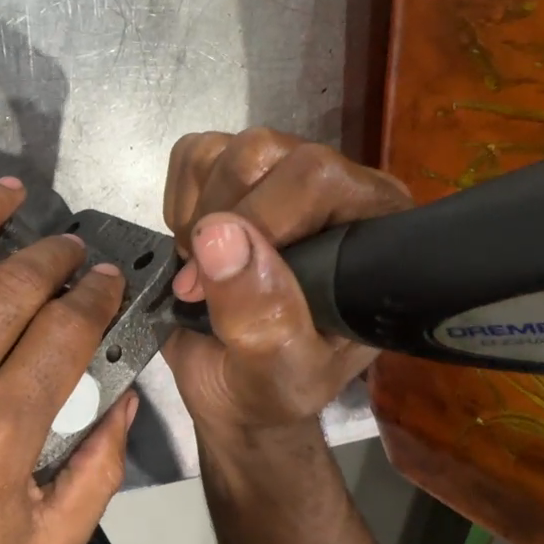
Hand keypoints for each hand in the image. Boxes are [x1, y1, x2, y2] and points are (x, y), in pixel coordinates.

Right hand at [162, 130, 410, 434]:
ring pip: (220, 151)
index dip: (260, 219)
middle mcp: (331, 189)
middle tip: (204, 284)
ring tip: (202, 271)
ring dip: (194, 216)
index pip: (316, 178)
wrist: (228, 392)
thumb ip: (260, 317)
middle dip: (218, 221)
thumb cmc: (267, 388)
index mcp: (368, 228)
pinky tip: (190, 246)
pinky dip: (175, 204)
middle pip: (260, 153)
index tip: (222, 279)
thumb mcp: (276, 373)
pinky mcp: (225, 176)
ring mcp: (274, 177)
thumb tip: (219, 236)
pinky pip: (189, 156)